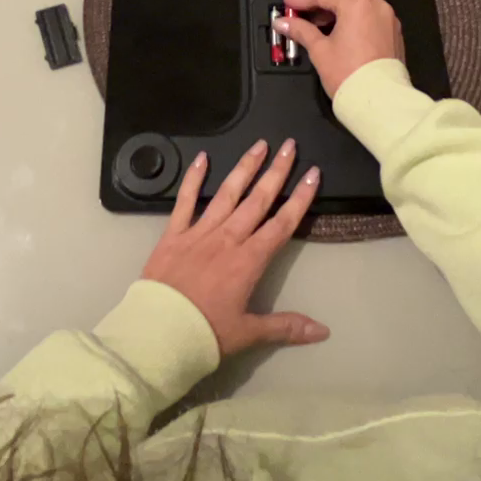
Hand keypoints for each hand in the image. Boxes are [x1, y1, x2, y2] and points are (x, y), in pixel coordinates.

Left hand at [142, 139, 327, 355]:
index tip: (313, 173)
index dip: (300, 198)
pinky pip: (185, 201)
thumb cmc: (205, 334)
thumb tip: (324, 331)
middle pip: (257, 199)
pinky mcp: (173, 233)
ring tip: (259, 145)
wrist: (157, 332)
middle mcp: (227, 239)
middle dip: (276, 171)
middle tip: (289, 146)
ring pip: (227, 193)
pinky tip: (201, 158)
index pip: (281, 224)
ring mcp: (199, 232)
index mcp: (248, 261)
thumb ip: (287, 327)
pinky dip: (193, 178)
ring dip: (244, 168)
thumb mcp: (248, 334)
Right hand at [275, 0, 404, 97]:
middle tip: (308, 3)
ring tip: (320, 19)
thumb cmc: (348, 75)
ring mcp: (388, 17)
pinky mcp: (393, 31)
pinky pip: (372, 11)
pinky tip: (340, 29)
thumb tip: (283, 22)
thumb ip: (301, 30)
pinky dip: (355, 12)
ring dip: (341, 0)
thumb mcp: (320, 51)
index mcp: (357, 5)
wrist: (379, 101)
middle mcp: (376, 5)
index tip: (289, 4)